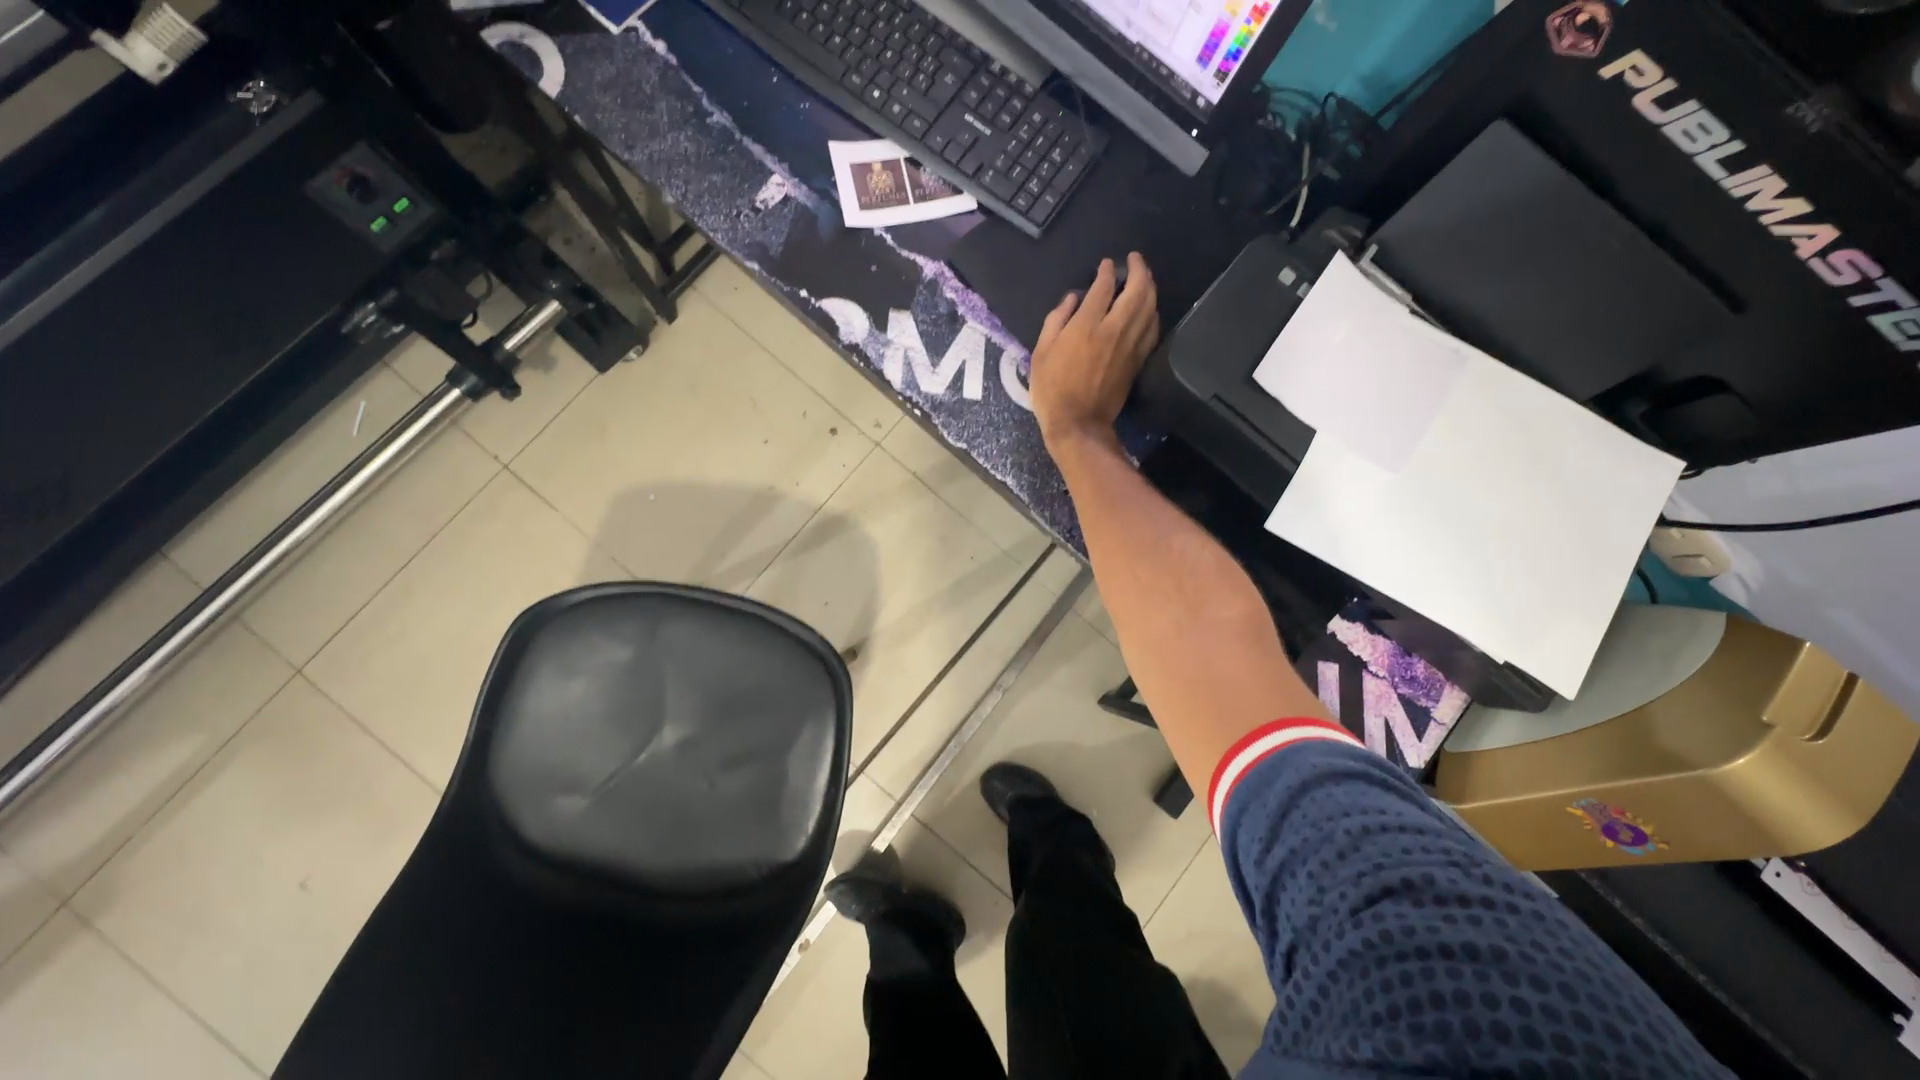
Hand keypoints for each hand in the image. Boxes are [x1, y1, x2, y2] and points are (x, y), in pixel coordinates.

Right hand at [1029, 253, 1158, 451]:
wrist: (1078, 423)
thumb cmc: (1052, 389)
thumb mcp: (1041, 352)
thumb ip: (1056, 320)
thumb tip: (1073, 299)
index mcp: (1087, 325)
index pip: (1104, 287)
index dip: (1107, 271)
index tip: (1107, 264)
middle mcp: (1114, 329)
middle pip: (1137, 290)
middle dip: (1139, 270)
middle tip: (1136, 260)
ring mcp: (1130, 345)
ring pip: (1150, 307)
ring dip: (1150, 287)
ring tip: (1145, 278)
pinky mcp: (1137, 360)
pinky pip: (1152, 328)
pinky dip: (1153, 312)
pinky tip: (1149, 308)